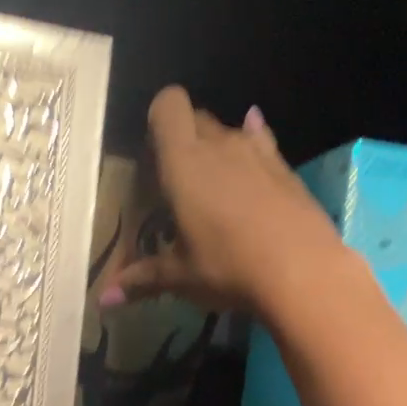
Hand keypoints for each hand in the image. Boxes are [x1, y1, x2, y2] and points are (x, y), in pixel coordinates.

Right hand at [103, 87, 354, 327]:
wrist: (303, 272)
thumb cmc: (228, 267)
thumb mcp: (180, 277)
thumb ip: (142, 280)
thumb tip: (103, 299)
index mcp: (185, 163)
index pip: (169, 106)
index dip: (158, 117)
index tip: (151, 148)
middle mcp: (220, 146)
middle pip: (196, 118)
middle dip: (181, 138)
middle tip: (172, 178)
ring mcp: (257, 154)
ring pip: (229, 133)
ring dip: (216, 149)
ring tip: (209, 186)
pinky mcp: (285, 170)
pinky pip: (261, 145)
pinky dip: (250, 150)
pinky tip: (249, 167)